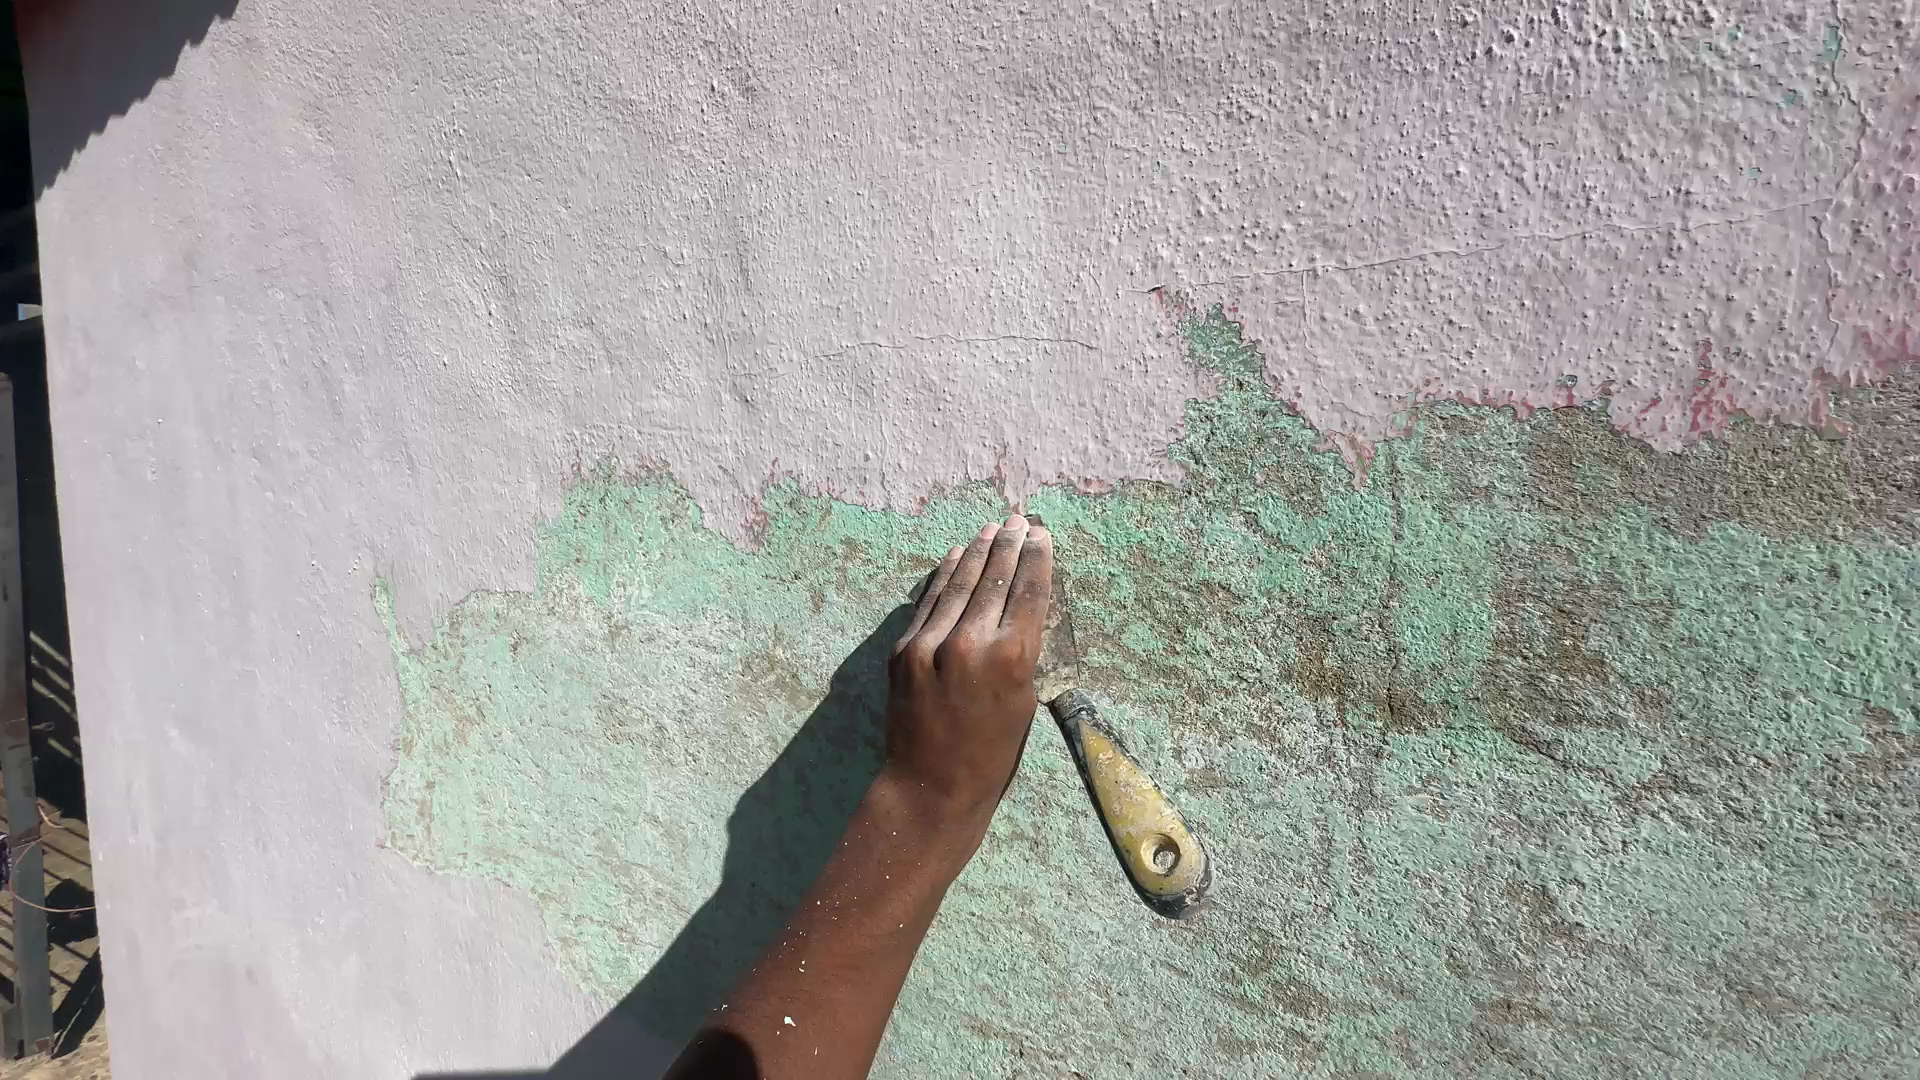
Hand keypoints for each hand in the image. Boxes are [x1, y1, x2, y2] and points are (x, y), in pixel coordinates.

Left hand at [882, 515, 1052, 841]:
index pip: (1028, 593)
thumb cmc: (992, 754)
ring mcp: (930, 644)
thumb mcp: (1024, 700)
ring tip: (990, 528)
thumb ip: (1021, 649)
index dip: (1036, 559)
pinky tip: (955, 555)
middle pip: (994, 580)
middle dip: (1008, 546)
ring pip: (959, 585)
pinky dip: (943, 576)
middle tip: (1018, 519)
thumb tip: (1020, 604)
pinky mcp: (903, 650)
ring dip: (976, 552)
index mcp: (1011, 658)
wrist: (929, 787)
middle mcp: (969, 642)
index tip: (1041, 534)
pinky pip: (929, 603)